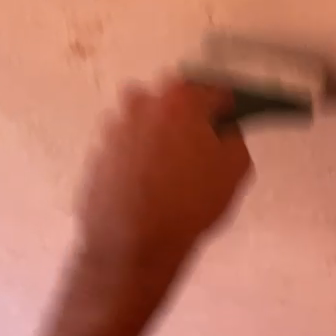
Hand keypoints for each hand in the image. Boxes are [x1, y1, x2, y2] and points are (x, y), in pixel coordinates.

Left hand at [75, 78, 252, 269]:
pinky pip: (128, 147)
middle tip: (203, 146)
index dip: (228, 108)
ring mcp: (115, 128)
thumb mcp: (237, 168)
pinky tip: (153, 184)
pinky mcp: (99, 154)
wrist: (133, 244)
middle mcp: (143, 103)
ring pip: (148, 122)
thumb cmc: (188, 203)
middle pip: (175, 101)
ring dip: (162, 136)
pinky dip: (140, 158)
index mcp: (181, 98)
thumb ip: (234, 137)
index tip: (232, 120)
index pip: (215, 91)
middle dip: (190, 118)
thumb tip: (224, 133)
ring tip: (176, 169)